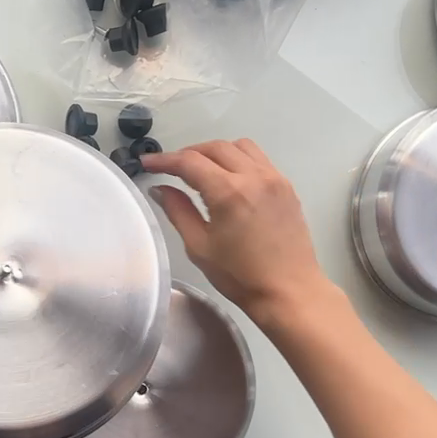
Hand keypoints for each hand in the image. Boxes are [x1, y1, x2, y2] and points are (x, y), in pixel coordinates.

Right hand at [142, 140, 333, 323]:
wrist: (288, 291)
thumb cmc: (239, 276)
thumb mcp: (199, 247)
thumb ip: (178, 211)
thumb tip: (161, 189)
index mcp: (228, 192)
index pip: (190, 162)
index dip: (165, 160)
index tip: (147, 163)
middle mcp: (253, 176)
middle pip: (215, 148)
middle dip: (189, 153)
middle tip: (171, 168)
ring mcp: (274, 178)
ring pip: (240, 146)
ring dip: (216, 152)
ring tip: (201, 170)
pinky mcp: (286, 186)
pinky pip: (259, 159)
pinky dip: (238, 160)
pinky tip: (229, 179)